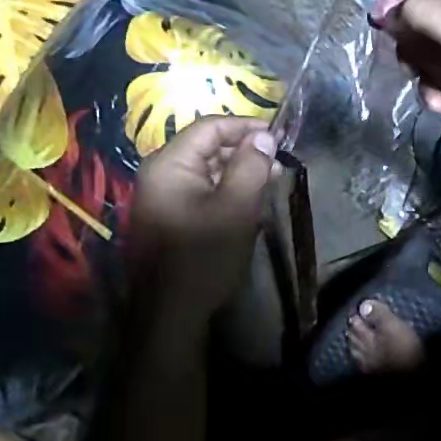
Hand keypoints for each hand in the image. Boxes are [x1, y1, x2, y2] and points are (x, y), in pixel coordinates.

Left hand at [127, 116, 279, 325]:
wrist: (171, 313)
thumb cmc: (205, 256)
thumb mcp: (236, 208)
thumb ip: (251, 166)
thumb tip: (264, 136)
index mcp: (169, 165)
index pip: (210, 127)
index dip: (247, 127)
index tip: (280, 139)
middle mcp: (159, 174)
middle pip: (207, 147)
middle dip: (245, 152)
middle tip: (279, 167)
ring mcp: (160, 197)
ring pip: (206, 170)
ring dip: (238, 172)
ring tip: (269, 186)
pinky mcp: (168, 217)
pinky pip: (200, 191)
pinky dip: (225, 191)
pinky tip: (248, 205)